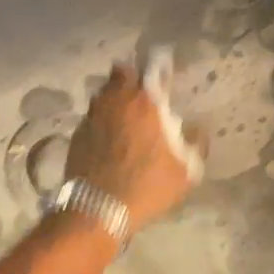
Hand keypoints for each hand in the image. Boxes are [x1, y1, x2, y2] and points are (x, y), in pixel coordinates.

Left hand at [67, 63, 199, 232]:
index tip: (167, 67)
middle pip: (123, 72)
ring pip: (104, 92)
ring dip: (115, 96)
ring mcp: (92, 115)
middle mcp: (116, 99)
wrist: (97, 209)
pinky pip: (93, 116)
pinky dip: (102, 119)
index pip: (156, 65)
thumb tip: (197, 129)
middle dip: (134, 75)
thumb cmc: (147, 186)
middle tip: (144, 91)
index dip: (163, 63)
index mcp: (145, 101)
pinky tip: (109, 137)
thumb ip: (195, 144)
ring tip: (126, 113)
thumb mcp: (185, 171)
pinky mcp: (77, 133)